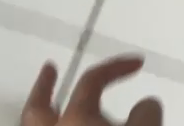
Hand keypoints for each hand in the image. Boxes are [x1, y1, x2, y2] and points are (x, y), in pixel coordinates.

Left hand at [23, 56, 161, 125]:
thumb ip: (147, 112)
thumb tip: (145, 105)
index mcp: (75, 122)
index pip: (92, 80)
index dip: (116, 66)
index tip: (139, 63)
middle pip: (36, 111)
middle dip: (42, 88)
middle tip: (49, 68)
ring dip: (44, 118)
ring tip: (54, 108)